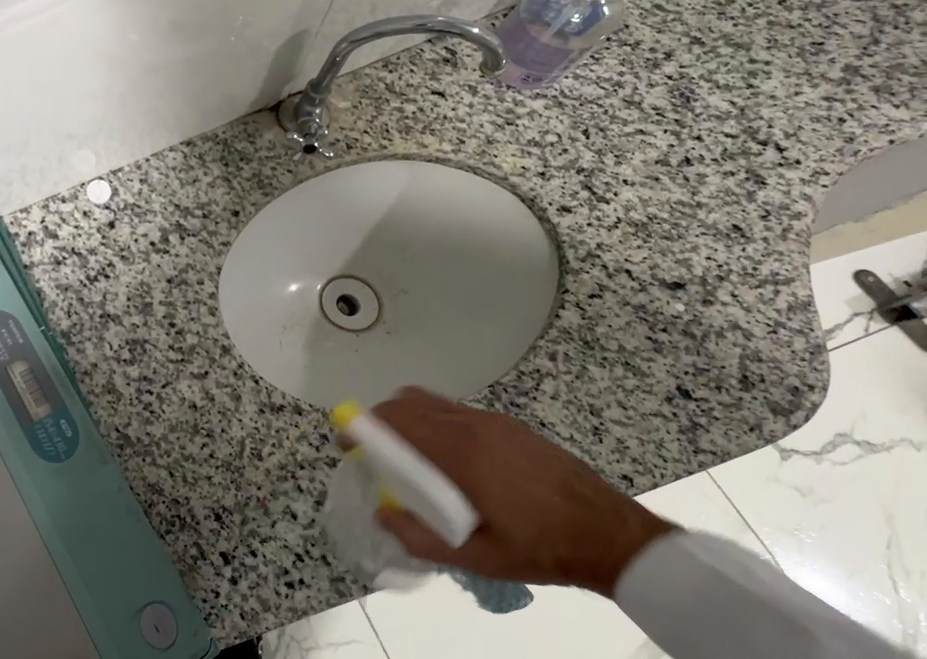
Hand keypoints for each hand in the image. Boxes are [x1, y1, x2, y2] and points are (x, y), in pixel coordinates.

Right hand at [368, 387, 677, 594]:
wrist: (615, 538)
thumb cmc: (543, 549)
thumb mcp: (479, 558)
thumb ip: (422, 538)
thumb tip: (382, 514)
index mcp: (460, 452)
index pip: (393, 420)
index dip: (362, 426)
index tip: (347, 441)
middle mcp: (472, 425)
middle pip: (406, 403)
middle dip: (380, 421)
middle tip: (375, 452)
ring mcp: (493, 421)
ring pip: (431, 402)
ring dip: (408, 419)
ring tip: (410, 454)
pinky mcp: (510, 425)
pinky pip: (456, 411)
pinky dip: (436, 422)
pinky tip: (450, 457)